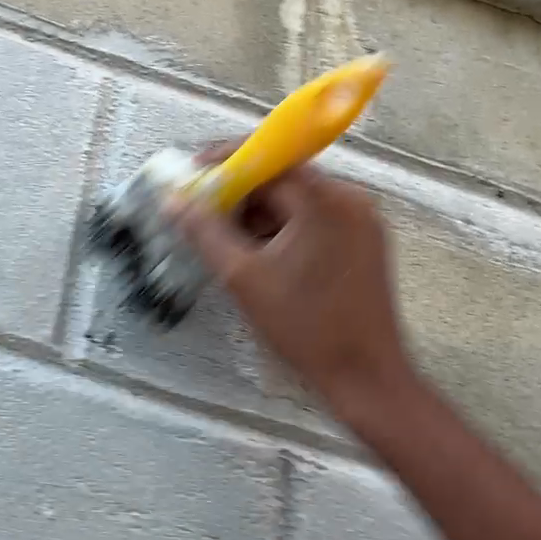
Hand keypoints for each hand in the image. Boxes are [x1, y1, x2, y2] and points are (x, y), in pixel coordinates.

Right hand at [171, 141, 413, 411]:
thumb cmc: (306, 327)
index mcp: (325, 200)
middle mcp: (351, 200)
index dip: (225, 161)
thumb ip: (204, 231)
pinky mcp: (365, 243)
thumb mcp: (242, 277)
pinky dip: (284, 227)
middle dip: (240, 191)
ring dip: (260, 212)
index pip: (267, 159)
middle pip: (283, 178)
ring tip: (225, 238)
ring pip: (297, 200)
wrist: (368, 380)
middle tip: (202, 211)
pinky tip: (258, 252)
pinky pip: (315, 218)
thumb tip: (172, 199)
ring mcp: (363, 221)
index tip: (191, 173)